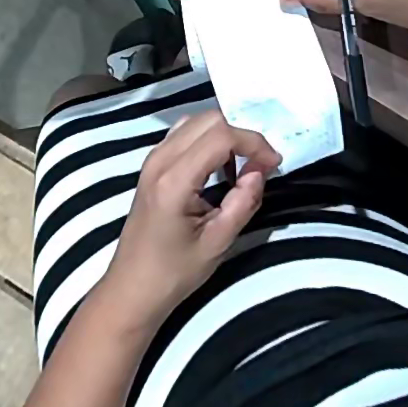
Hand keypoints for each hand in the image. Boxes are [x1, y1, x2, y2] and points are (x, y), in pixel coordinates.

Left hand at [97, 110, 280, 329]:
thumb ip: (243, 201)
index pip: (220, 136)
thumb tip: (262, 168)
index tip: (274, 162)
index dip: (252, 142)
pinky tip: (219, 167)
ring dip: (224, 135)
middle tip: (261, 164)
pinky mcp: (153, 162)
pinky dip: (207, 139)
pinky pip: (184, 133)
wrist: (133, 287)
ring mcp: (153, 157)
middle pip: (208, 119)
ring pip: (196, 121)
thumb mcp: (218, 243)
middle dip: (240, 135)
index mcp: (174, 179)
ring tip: (242, 168)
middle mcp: (160, 158)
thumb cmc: (174, 272)